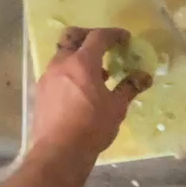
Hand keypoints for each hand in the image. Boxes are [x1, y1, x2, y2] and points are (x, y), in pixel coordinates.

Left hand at [31, 26, 148, 164]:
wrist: (59, 152)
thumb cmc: (92, 127)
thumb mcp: (116, 107)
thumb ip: (129, 87)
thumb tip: (144, 76)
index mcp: (82, 62)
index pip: (98, 37)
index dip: (114, 34)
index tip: (125, 38)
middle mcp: (61, 63)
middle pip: (72, 37)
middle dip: (89, 36)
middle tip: (104, 46)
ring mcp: (47, 77)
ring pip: (62, 55)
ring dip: (79, 57)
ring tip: (96, 74)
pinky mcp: (41, 91)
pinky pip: (56, 72)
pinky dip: (70, 72)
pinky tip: (81, 90)